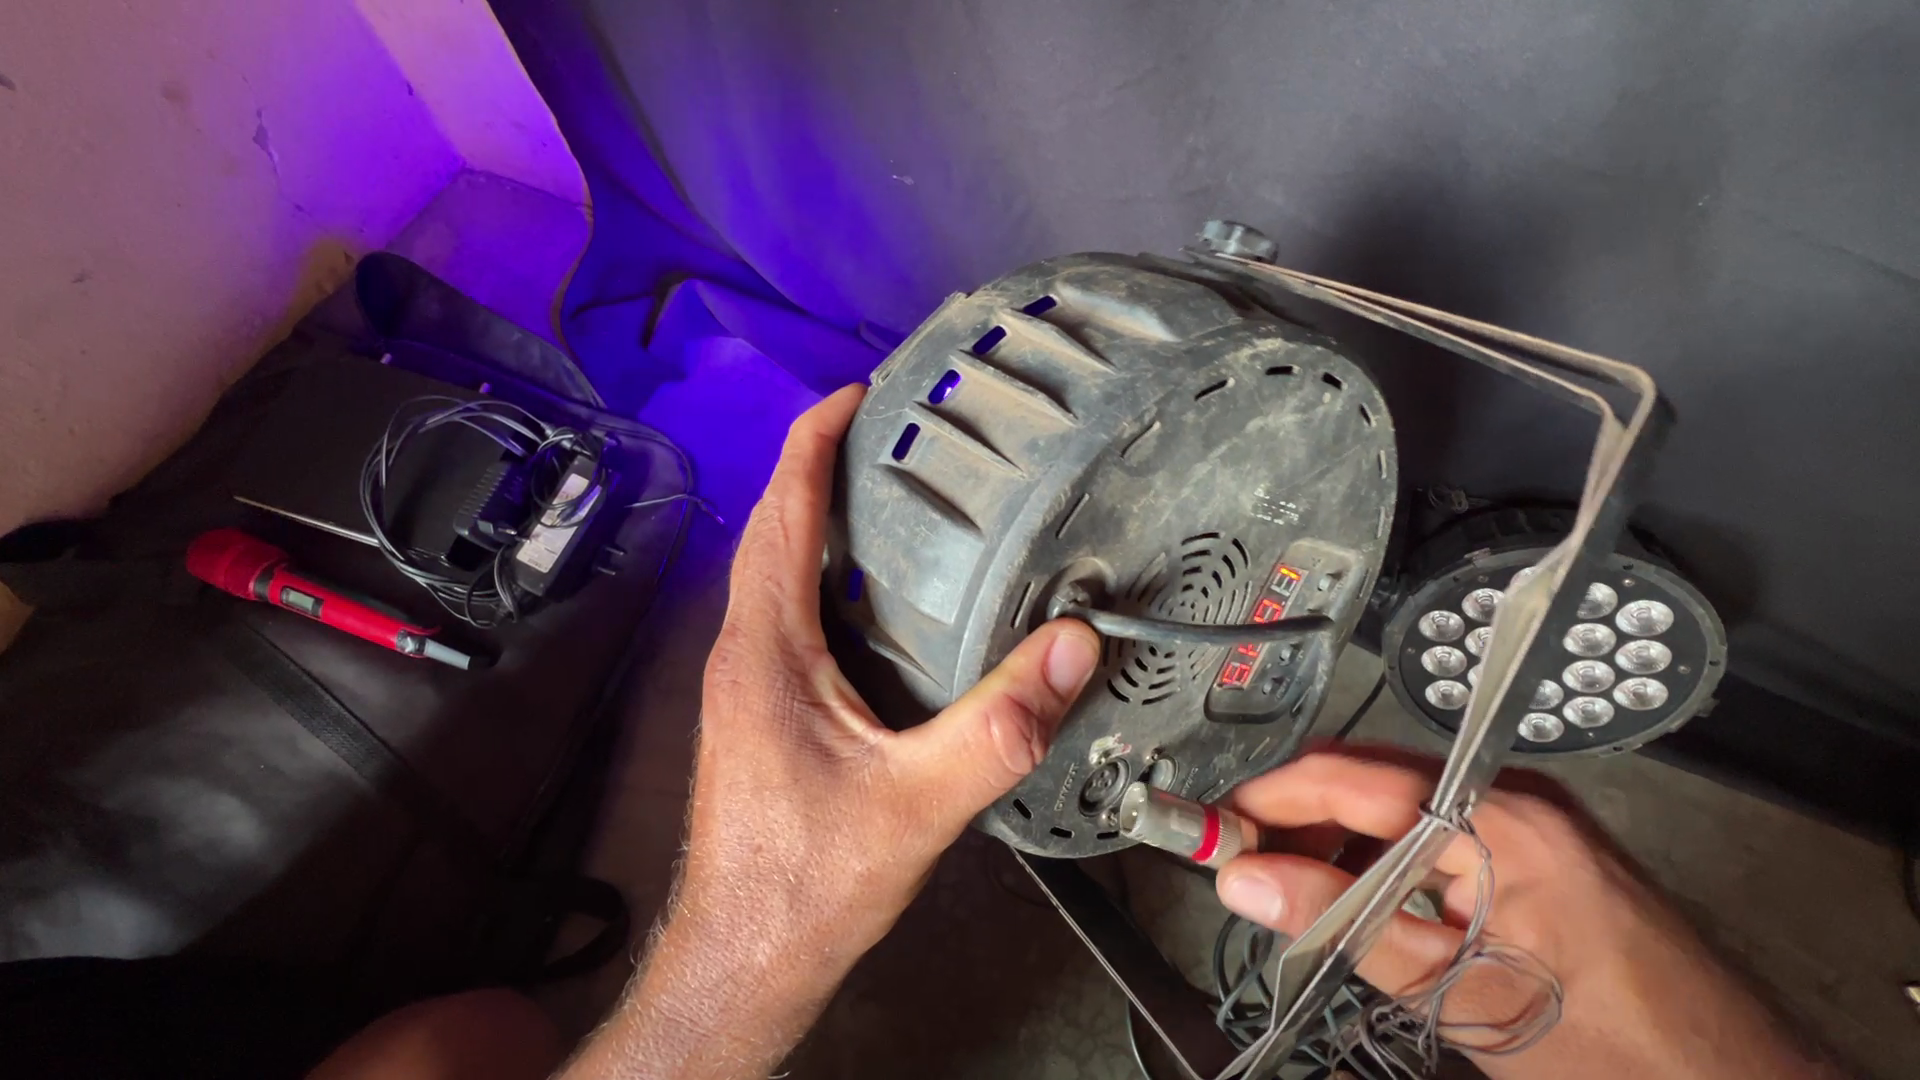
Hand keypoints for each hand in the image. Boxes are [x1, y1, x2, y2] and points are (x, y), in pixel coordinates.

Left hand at [562, 386, 1100, 1079]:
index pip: (781, 512)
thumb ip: (998, 727)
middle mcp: (745, 649)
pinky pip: (796, 613)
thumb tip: (1073, 648)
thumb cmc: (807, 884)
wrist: (743, 960)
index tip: (860, 391)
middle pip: (777, 527)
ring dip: (826, 520)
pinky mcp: (765, 708)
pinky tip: (890, 597)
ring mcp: (750, 679)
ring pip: (783, 570)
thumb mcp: (916, 804)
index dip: (813, 440)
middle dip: (825, 466)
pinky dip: (834, 577)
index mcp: (765, 646)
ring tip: (899, 494)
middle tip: (900, 433)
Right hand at [1214, 748, 1842, 1079]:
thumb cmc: (1610, 1050)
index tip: (1218, 827)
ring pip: (1392, 802)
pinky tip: (1353, 896)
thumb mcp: (1457, 992)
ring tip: (1289, 888)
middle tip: (1245, 865)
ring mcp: (1523, 811)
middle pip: (1368, 781)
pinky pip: (1428, 826)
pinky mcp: (1528, 836)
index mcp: (1501, 818)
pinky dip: (1379, 856)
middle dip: (1297, 820)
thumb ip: (1339, 924)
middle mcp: (1510, 793)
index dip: (1273, 799)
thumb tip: (1242, 881)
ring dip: (1334, 841)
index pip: (1354, 780)